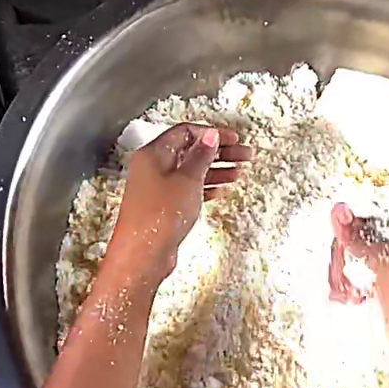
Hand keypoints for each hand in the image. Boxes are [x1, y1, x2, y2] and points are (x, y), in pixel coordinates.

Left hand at [103, 123, 250, 282]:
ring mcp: (158, 188)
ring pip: (192, 171)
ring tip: (239, 172)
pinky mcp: (164, 206)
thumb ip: (201, 156)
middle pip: (191, 151)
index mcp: (154, 154)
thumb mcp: (187, 180)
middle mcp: (154, 168)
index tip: (233, 139)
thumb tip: (212, 136)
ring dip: (216, 170)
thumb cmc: (160, 215)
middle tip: (245, 154)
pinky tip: (222, 190)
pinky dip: (206, 187)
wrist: (143, 255)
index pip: (185, 132)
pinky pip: (188, 189)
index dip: (211, 133)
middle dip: (219, 152)